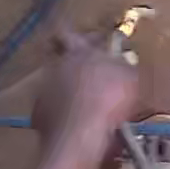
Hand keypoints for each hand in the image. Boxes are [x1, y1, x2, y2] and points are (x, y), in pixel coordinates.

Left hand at [31, 31, 139, 151]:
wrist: (82, 135)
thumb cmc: (110, 99)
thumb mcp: (130, 77)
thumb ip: (123, 65)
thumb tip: (122, 62)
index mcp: (78, 52)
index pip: (70, 33)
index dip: (80, 37)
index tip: (94, 41)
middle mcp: (56, 67)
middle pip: (62, 59)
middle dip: (76, 64)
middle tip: (94, 73)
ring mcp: (44, 91)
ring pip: (57, 85)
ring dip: (71, 91)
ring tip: (89, 104)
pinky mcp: (39, 115)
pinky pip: (53, 109)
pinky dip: (64, 113)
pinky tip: (78, 123)